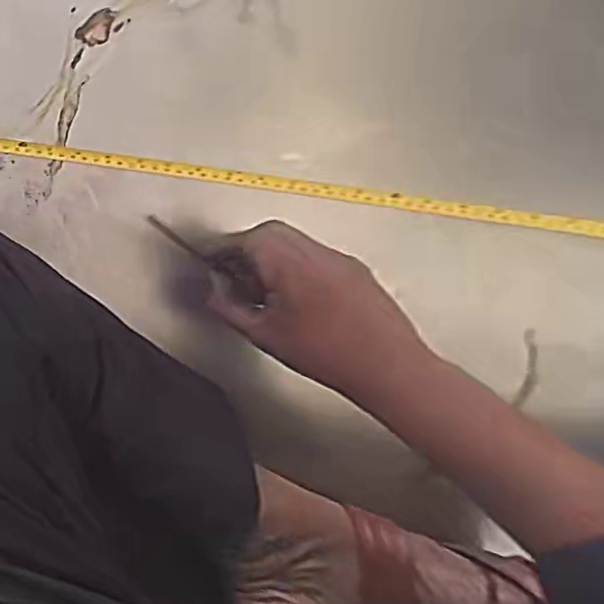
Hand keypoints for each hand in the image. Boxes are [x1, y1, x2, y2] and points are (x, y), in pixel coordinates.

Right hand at [207, 221, 437, 398]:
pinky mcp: (358, 272)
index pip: (246, 239)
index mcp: (291, 265)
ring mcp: (342, 262)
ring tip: (264, 288)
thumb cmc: (331, 355)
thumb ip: (228, 307)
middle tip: (233, 271)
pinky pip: (317, 255)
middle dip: (246, 248)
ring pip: (295, 241)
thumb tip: (215, 292)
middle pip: (271, 232)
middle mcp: (319, 256)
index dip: (223, 249)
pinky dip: (297, 266)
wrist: (391, 371)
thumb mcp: (262, 333)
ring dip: (272, 256)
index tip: (212, 262)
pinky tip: (294, 296)